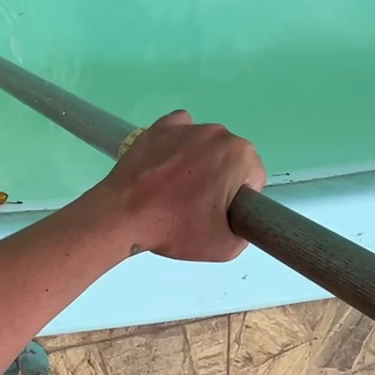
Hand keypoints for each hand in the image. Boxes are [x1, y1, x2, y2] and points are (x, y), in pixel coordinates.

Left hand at [96, 110, 266, 261]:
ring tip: (173, 190)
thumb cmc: (173, 228)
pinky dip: (174, 146)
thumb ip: (244, 233)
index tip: (217, 213)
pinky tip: (165, 166)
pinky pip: (177, 132)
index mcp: (240, 155)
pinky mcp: (158, 128)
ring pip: (202, 146)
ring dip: (196, 163)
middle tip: (194, 205)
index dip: (238, 200)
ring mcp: (185, 127)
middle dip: (218, 180)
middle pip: (228, 159)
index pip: (252, 179)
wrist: (122, 216)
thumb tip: (240, 225)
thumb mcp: (223, 246)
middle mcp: (217, 132)